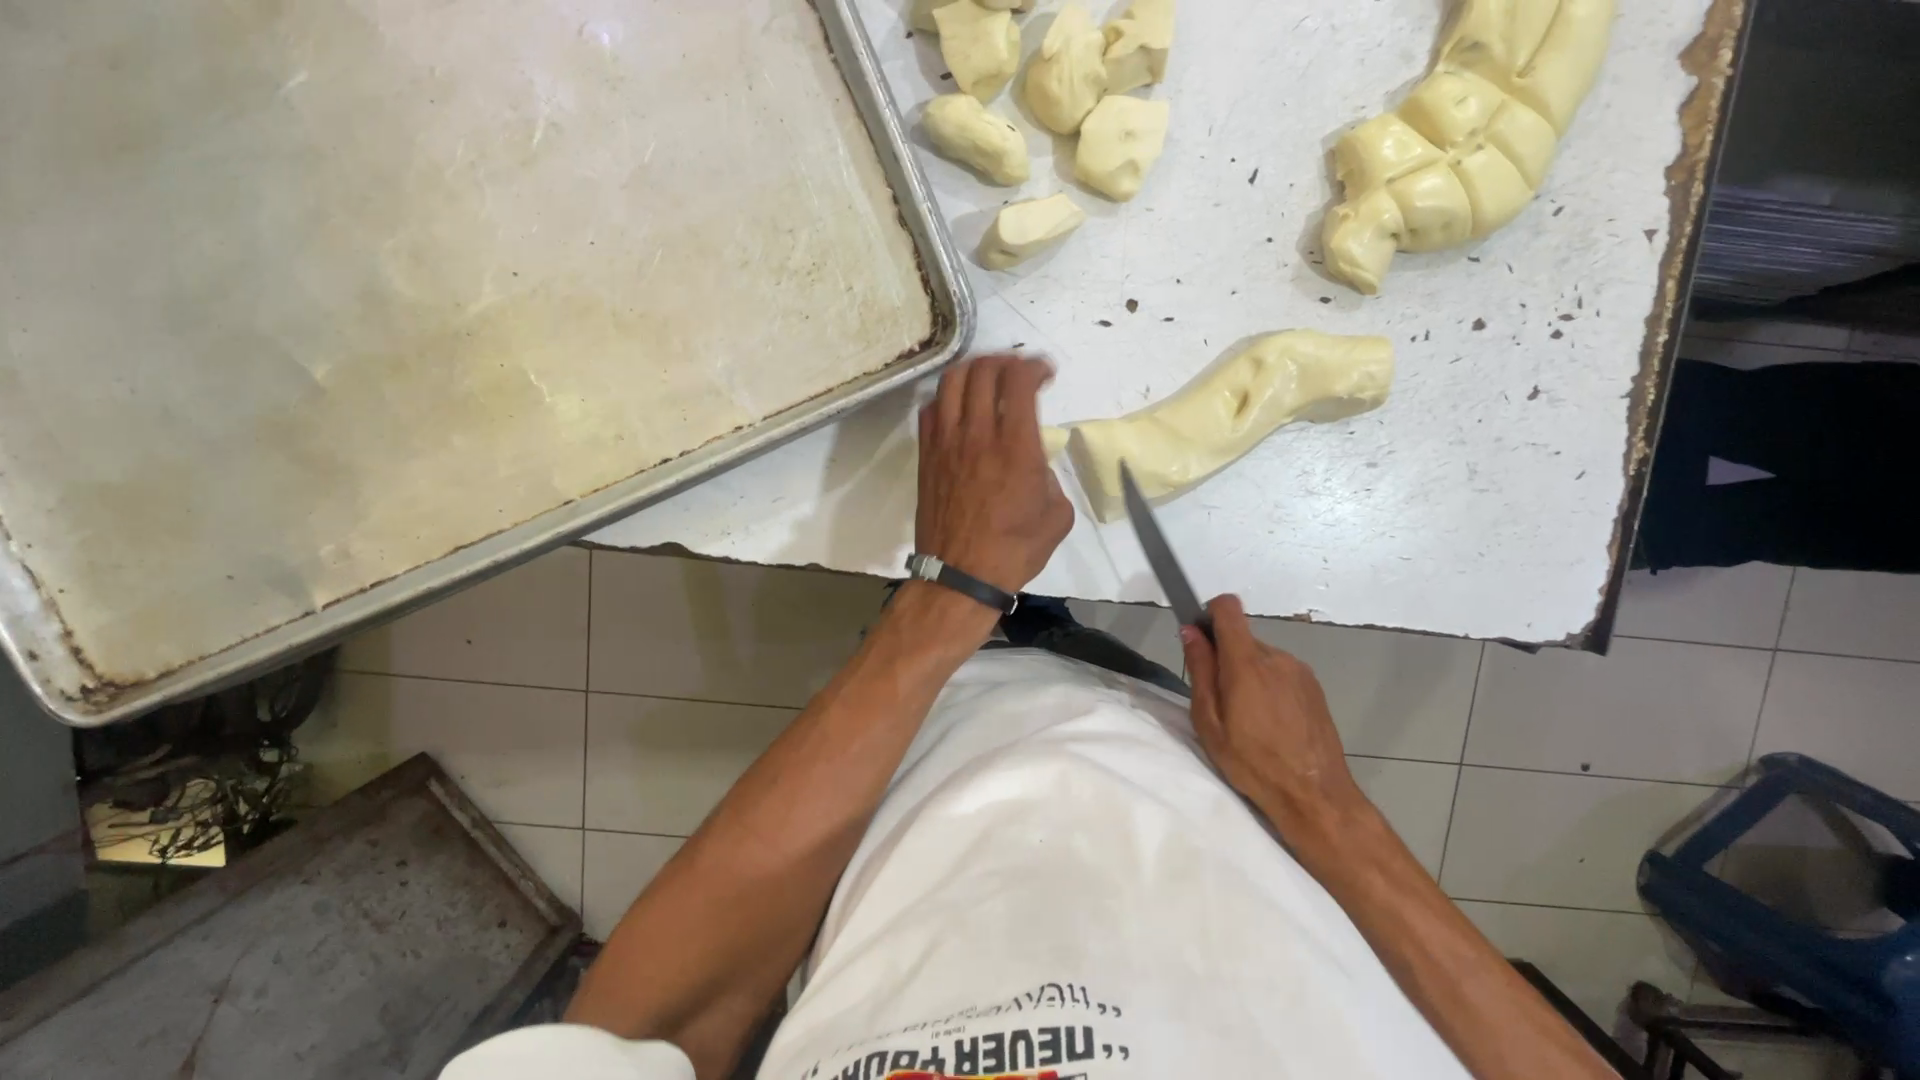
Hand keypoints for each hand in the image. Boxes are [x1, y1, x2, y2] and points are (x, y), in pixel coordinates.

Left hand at [916, 354, 1074, 592]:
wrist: (961, 576)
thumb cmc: (1015, 551)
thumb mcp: (1057, 515)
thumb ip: (1051, 479)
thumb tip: (1036, 466)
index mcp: (1016, 447)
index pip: (1019, 381)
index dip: (1034, 366)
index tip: (1045, 374)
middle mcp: (978, 435)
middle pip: (984, 371)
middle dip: (1006, 360)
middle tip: (1018, 370)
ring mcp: (946, 443)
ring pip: (952, 382)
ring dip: (974, 369)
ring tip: (987, 376)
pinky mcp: (927, 456)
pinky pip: (931, 410)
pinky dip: (947, 397)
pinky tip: (959, 406)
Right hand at [1181, 595, 1366, 831]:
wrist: (1313, 792)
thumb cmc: (1252, 761)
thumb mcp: (1210, 721)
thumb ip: (1201, 670)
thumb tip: (1190, 631)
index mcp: (1246, 662)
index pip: (1228, 609)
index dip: (1210, 614)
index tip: (1200, 639)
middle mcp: (1276, 657)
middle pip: (1242, 639)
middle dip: (1226, 659)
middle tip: (1221, 701)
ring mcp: (1299, 670)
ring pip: (1262, 658)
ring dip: (1249, 675)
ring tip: (1249, 718)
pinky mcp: (1314, 686)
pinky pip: (1281, 672)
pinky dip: (1270, 686)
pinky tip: (1271, 722)